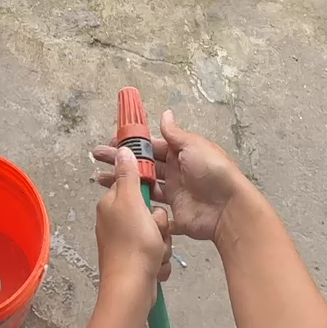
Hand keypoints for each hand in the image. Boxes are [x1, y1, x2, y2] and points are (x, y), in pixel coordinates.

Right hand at [95, 110, 256, 243]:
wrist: (228, 208)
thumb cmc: (214, 172)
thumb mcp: (194, 146)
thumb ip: (175, 134)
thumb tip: (165, 114)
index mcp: (180, 153)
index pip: (150, 146)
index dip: (132, 144)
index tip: (112, 143)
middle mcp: (175, 172)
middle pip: (143, 166)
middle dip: (121, 161)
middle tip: (98, 158)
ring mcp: (173, 193)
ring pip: (143, 186)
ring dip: (124, 183)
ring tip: (101, 180)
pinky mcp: (173, 213)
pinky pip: (153, 210)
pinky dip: (139, 208)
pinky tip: (121, 204)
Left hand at [95, 147, 173, 287]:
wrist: (132, 289)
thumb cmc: (132, 245)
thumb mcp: (132, 202)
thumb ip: (128, 175)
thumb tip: (121, 151)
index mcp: (112, 204)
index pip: (137, 186)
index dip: (150, 195)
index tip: (154, 204)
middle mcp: (116, 221)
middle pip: (151, 211)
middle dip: (159, 224)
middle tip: (154, 231)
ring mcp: (126, 242)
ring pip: (157, 232)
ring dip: (162, 243)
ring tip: (155, 252)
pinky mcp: (135, 260)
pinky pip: (156, 251)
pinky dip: (159, 259)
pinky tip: (154, 266)